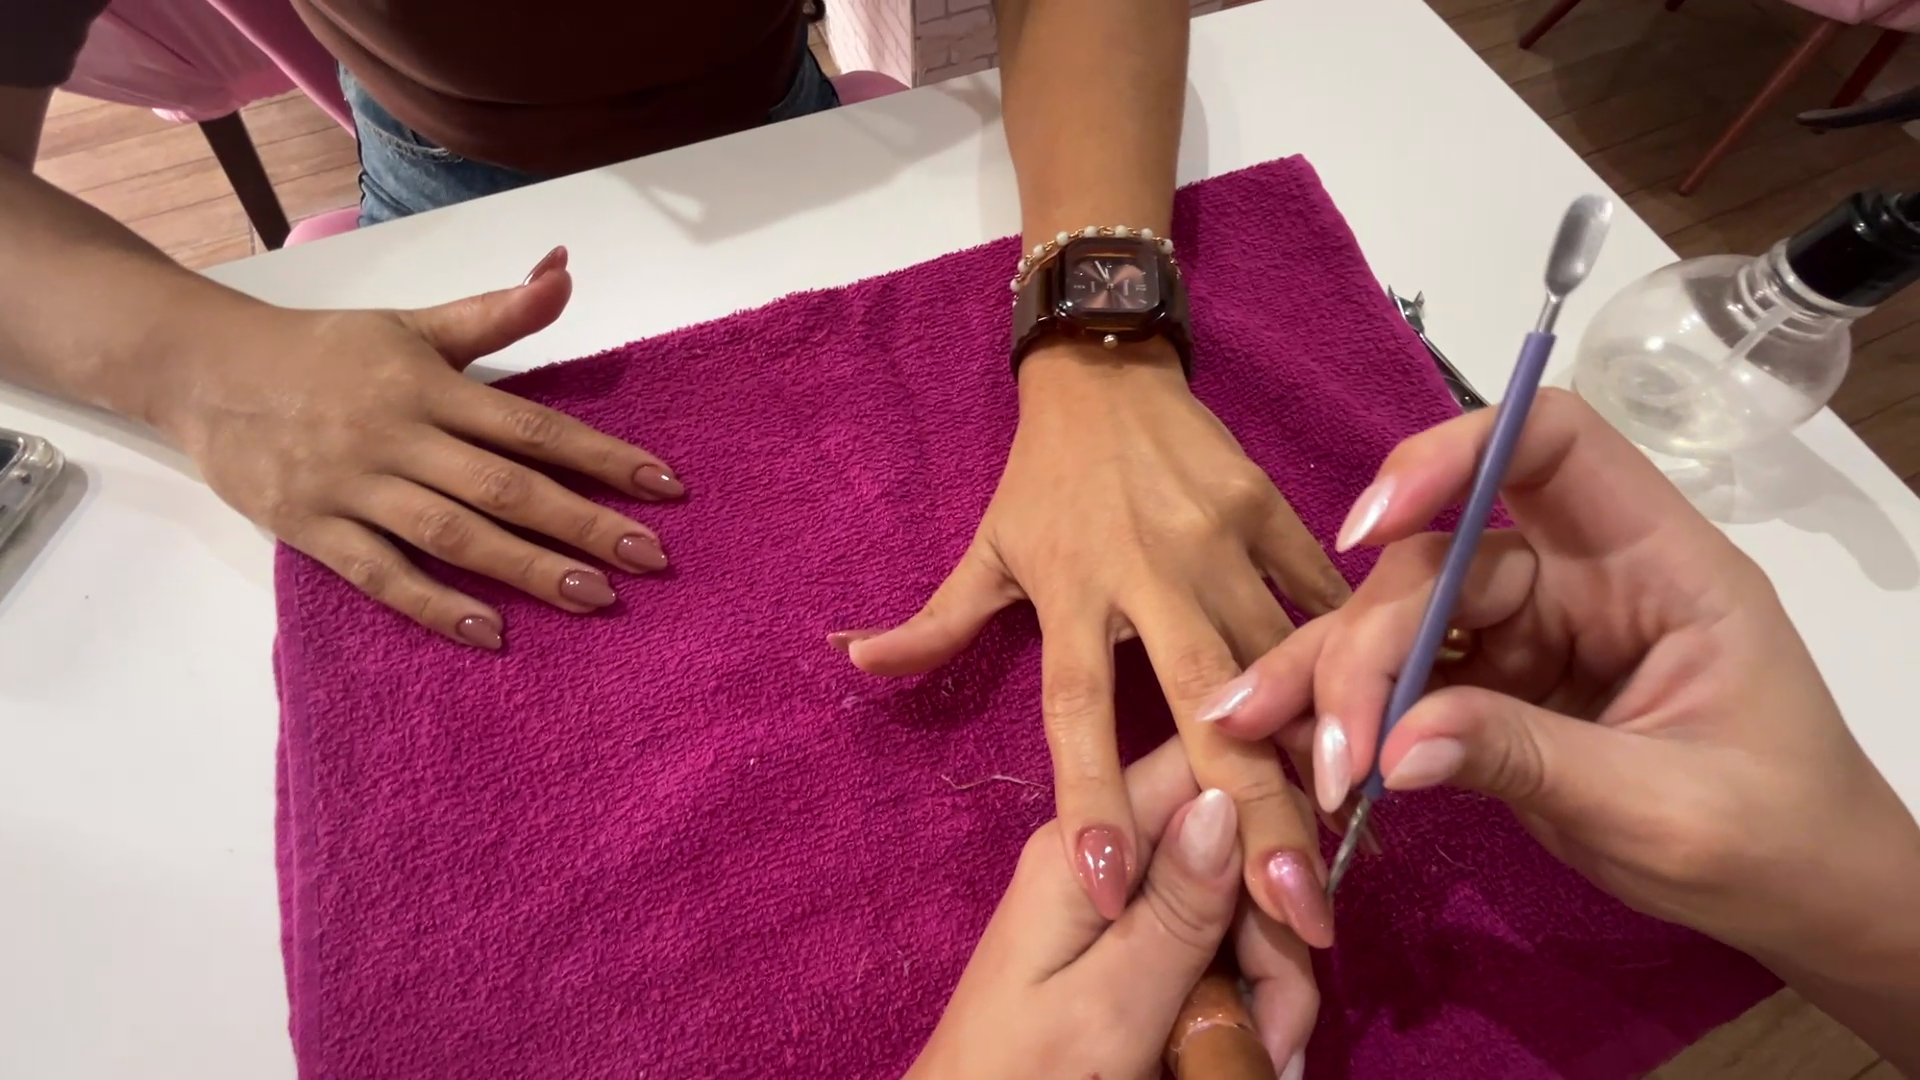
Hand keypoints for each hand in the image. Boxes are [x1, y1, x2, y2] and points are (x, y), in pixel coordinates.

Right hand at [149, 247, 681, 648]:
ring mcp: (352, 487)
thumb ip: (498, 312)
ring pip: (454, 536)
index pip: (537, 429)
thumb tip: (565, 271)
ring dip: (528, 569)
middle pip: (507, 489)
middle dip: (584, 524)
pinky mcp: (309, 528)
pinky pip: (378, 575)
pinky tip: (493, 633)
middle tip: (651, 557)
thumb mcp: (417, 325)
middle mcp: (399, 438)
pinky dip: (434, 605)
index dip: (605, 457)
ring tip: (595, 596)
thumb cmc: (330, 350)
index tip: (666, 485)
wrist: (195, 363)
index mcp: (433, 389)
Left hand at [834, 340, 1346, 947]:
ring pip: (1275, 652)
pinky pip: (1314, 589)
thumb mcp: (985, 547)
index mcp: (1067, 587)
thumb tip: (852, 660)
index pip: (1073, 707)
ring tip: (1347, 838)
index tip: (1108, 888)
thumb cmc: (1040, 476)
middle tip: (1292, 912)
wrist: (1104, 375)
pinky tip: (1381, 715)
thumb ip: (932, 619)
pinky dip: (1347, 649)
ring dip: (1312, 743)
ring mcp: (1216, 535)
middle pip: (1201, 697)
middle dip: (1249, 806)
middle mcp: (1147, 569)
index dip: (1087, 797)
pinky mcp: (1268, 505)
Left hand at [908, 738, 1316, 1079]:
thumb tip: (1226, 795)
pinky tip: (1247, 1051)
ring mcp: (1115, 891)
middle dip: (1270, 930)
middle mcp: (1101, 848)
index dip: (1264, 819)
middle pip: (1224, 843)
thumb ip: (1174, 909)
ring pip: (1228, 899)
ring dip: (1263, 978)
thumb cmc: (1028, 1077)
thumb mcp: (1108, 1008)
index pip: (1193, 772)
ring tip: (1263, 1060)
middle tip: (1277, 1032)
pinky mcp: (1127, 935)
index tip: (1303, 916)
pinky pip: (1207, 940)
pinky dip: (1238, 994)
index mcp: (1085, 844)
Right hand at [1205, 390, 1919, 999]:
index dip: (1452, 458)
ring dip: (1321, 676)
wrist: (1787, 898)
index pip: (1547, 445)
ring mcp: (1504, 625)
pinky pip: (1377, 674)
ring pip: (1380, 617)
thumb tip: (1391, 748)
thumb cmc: (1776, 840)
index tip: (1367, 532)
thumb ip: (1529, 760)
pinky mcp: (1463, 676)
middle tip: (1336, 750)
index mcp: (1647, 559)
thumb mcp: (1671, 809)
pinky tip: (1286, 735)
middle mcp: (1560, 575)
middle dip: (1364, 651)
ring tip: (1261, 731)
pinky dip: (1328, 703)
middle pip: (1426, 566)